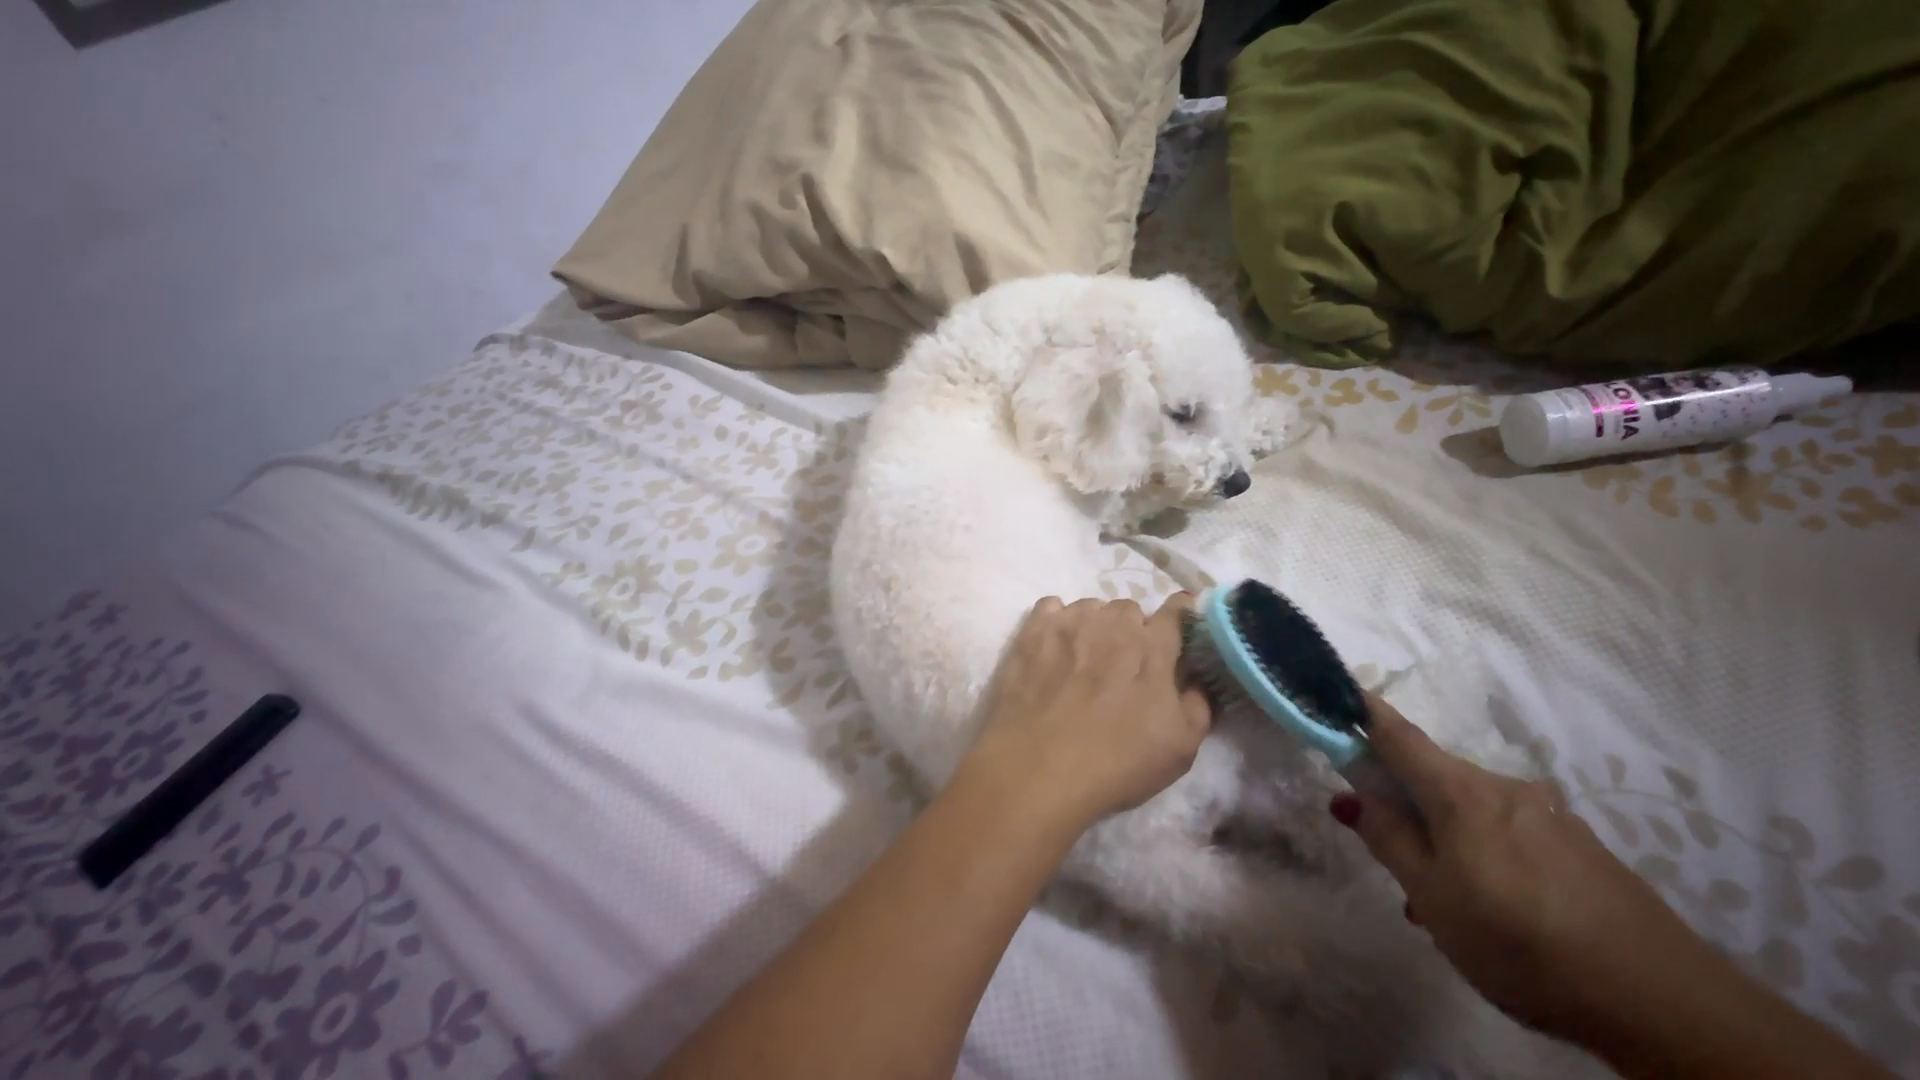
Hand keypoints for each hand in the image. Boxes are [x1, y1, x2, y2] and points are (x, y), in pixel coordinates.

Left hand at [964, 595, 1212, 827]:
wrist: (1038, 769)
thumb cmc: (1117, 763)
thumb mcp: (1181, 748)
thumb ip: (1198, 705)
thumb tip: (1197, 680)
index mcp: (1153, 647)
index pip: (1176, 611)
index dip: (1181, 616)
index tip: (1178, 629)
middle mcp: (1113, 624)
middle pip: (1130, 610)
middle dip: (1132, 630)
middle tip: (1124, 663)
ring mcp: (1070, 623)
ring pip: (1091, 607)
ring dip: (1095, 625)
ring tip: (1085, 658)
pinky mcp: (1031, 631)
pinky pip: (1051, 607)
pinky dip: (1056, 620)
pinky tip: (1053, 646)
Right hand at [1332, 694, 1720, 1045]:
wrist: (1656, 995)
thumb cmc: (1518, 940)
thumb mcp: (1432, 895)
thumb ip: (1389, 839)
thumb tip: (1353, 795)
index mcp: (1461, 792)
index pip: (1398, 735)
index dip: (1363, 715)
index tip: (1335, 699)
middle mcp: (1505, 789)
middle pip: (1435, 781)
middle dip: (1405, 812)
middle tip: (1396, 870)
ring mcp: (1549, 818)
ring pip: (1473, 819)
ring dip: (1446, 848)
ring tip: (1446, 914)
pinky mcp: (1580, 851)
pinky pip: (1510, 841)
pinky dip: (1485, 864)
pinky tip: (1496, 919)